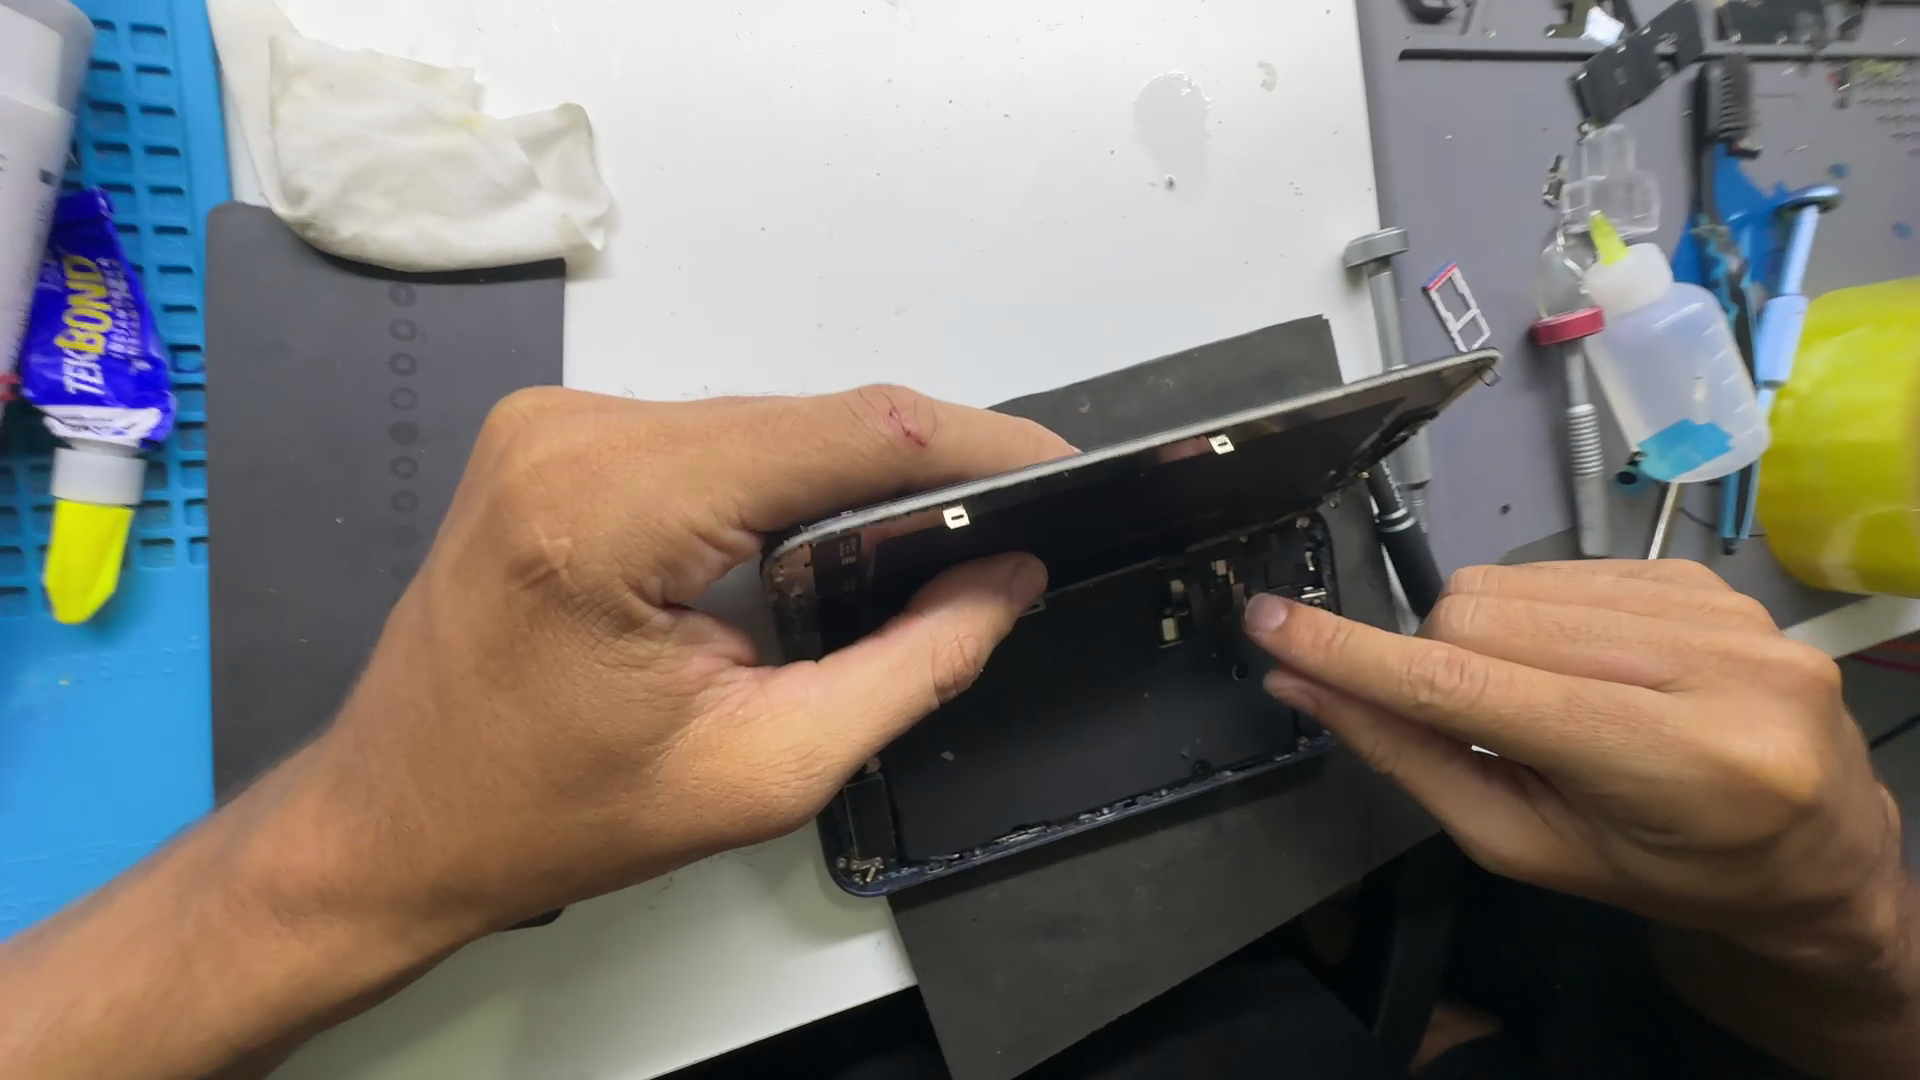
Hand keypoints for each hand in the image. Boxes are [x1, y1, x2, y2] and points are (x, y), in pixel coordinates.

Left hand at [259, 385, 1068, 944]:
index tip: (1055, 462)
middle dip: (931, 460)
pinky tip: (847, 522)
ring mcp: (565, 421)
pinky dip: (805, 474)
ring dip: (869, 469)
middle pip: (814, 419)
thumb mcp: (768, 769)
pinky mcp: (569, 436)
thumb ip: (914, 666)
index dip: (971, 440)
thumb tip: (1006, 577)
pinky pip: (730, 437)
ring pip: (778, 423)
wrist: (393, 821)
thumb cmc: (561, 816)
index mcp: (612, 509)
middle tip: (1016, 507)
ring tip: (949, 519)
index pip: (843, 433)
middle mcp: (581, 430)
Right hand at [1240, 560, 1902, 963]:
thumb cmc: (1654, 868)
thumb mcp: (1514, 839)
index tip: (1268, 623)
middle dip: (1434, 664)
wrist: (1812, 851)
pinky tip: (1566, 661)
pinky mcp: (1702, 576)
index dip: (1350, 655)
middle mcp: (1715, 669)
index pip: (1462, 689)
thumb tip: (1298, 685)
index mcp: (1672, 765)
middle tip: (1472, 720)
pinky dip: (1520, 616)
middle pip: (1467, 619)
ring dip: (1474, 638)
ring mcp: (1720, 609)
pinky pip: (1539, 570)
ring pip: (1494, 586)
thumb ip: (1401, 754)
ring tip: (1527, 693)